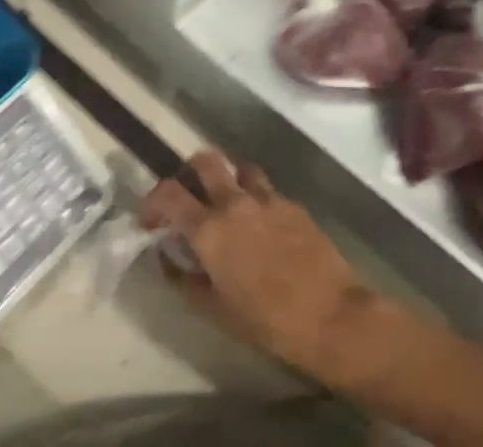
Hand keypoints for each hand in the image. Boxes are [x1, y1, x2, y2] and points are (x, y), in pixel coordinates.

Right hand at [139, 150, 373, 375]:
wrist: (332, 316)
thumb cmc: (268, 321)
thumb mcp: (215, 310)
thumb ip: (185, 280)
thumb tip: (169, 259)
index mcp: (209, 230)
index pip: (167, 194)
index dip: (152, 201)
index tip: (151, 220)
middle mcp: (234, 204)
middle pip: (205, 161)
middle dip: (189, 171)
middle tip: (189, 193)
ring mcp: (267, 200)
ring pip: (239, 167)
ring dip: (228, 177)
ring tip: (228, 200)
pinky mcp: (294, 206)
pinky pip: (268, 190)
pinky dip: (257, 198)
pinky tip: (263, 224)